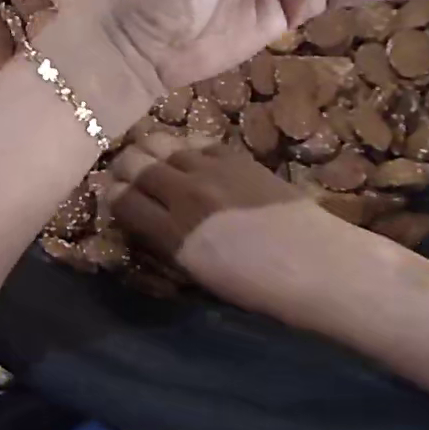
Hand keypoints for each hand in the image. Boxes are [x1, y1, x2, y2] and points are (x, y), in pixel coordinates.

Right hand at [105, 135, 411, 317]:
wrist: (318, 265)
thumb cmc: (258, 286)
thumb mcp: (197, 272)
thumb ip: (164, 238)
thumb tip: (141, 214)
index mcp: (175, 234)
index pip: (123, 200)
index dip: (110, 194)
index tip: (110, 193)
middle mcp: (187, 195)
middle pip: (136, 163)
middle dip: (123, 166)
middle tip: (126, 171)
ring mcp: (213, 170)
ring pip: (163, 144)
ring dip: (151, 150)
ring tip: (153, 158)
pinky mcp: (236, 156)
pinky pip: (197, 143)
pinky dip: (185, 149)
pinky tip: (190, 159)